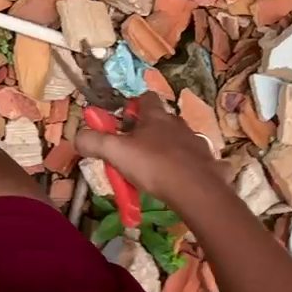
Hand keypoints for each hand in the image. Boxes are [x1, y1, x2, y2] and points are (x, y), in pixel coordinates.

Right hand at [73, 92, 226, 210]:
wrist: (198, 193)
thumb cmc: (154, 166)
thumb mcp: (114, 152)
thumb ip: (92, 142)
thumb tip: (77, 137)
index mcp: (155, 117)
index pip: (146, 98)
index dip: (135, 105)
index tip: (126, 120)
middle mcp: (179, 125)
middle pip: (164, 120)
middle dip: (151, 131)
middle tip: (137, 150)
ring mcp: (199, 146)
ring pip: (183, 142)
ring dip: (173, 150)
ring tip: (160, 170)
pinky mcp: (214, 167)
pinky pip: (204, 165)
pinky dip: (196, 171)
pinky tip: (188, 184)